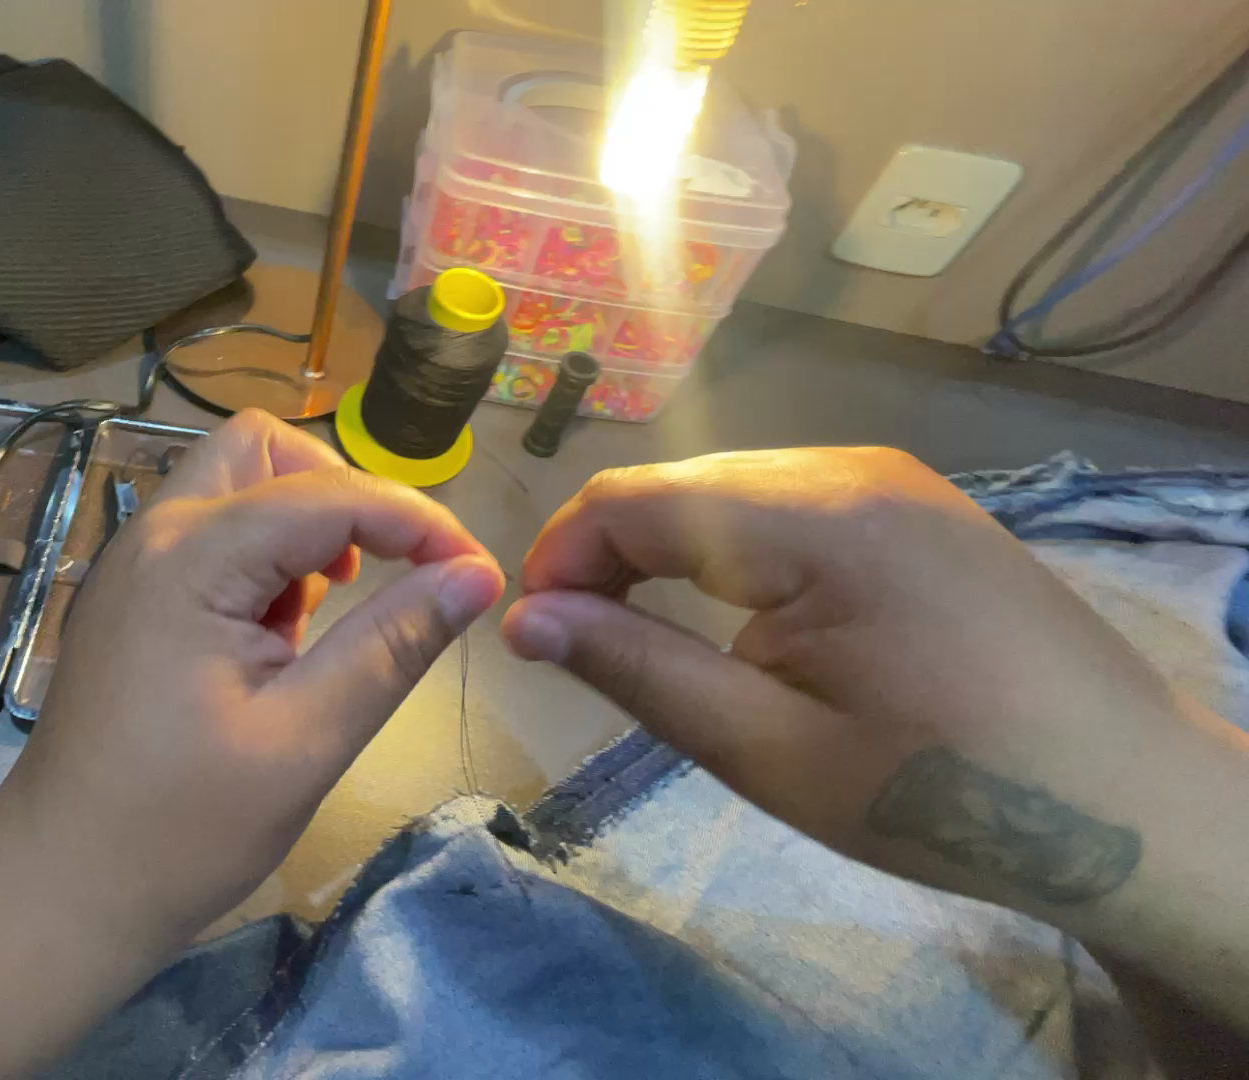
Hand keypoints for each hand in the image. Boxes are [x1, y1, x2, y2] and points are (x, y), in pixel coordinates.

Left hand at [0, 409, 504, 948]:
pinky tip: (276, 636)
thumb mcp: (307, 738)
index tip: (474, 571)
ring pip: (236, 485)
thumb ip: (394, 645)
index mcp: (190, 558)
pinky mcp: (135, 596)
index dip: (415, 520)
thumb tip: (477, 575)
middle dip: (340, 494)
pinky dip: (264, 558)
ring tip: (321, 617)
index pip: (326, 495)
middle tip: (382, 571)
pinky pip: (214, 535)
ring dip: (300, 526)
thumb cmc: (182, 828)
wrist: (62, 890)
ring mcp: (136, 563)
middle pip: (261, 448)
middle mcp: (154, 534)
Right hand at [501, 449, 1248, 1019]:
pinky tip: (711, 602)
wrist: (1145, 816)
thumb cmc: (945, 795)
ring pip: (703, 489)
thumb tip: (521, 620)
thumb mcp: (764, 747)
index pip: (629, 501)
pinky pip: (757, 500)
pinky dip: (703, 546)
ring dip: (645, 551)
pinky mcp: (893, 499)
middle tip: (577, 641)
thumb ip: (633, 668)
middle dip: (596, 555)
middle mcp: (843, 469)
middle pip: (664, 487)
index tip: (535, 633)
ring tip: (633, 627)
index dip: (558, 558)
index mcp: (818, 520)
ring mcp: (877, 477)